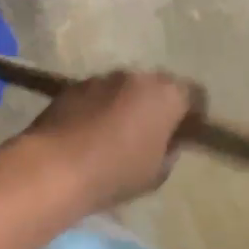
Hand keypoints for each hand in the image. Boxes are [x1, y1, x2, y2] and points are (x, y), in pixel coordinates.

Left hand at [23, 70, 202, 209]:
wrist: (55, 165)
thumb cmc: (116, 172)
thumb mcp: (157, 172)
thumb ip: (169, 149)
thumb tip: (167, 140)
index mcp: (164, 94)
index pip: (193, 93)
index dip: (193, 113)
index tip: (188, 132)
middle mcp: (134, 76)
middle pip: (155, 86)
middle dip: (157, 105)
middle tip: (153, 132)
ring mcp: (99, 78)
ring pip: (123, 88)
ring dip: (126, 104)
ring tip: (117, 132)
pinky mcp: (71, 85)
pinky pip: (96, 94)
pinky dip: (99, 106)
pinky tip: (91, 130)